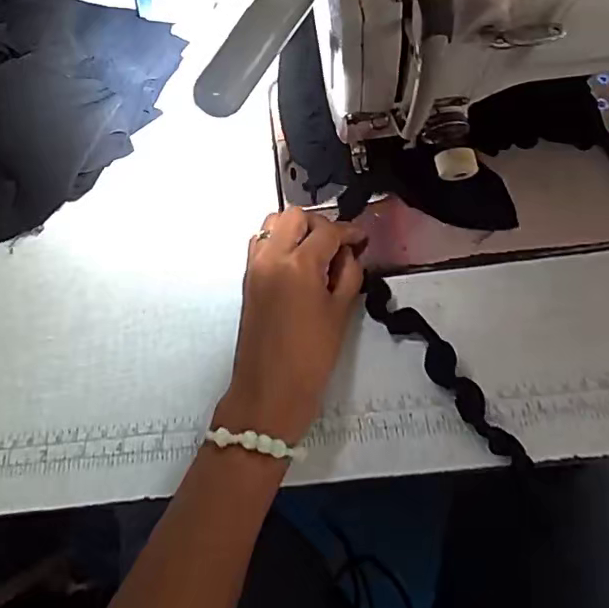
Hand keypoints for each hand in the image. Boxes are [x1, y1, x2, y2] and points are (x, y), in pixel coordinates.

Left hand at [215, 207, 367, 443]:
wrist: (269, 391)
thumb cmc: (310, 358)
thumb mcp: (341, 313)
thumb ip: (348, 274)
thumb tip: (349, 254)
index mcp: (298, 265)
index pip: (327, 231)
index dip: (350, 232)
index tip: (361, 239)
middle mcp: (271, 257)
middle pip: (295, 216)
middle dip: (319, 224)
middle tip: (338, 245)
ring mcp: (255, 266)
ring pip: (273, 224)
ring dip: (296, 229)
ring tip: (316, 252)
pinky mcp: (247, 278)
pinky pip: (261, 243)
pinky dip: (279, 242)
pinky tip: (297, 263)